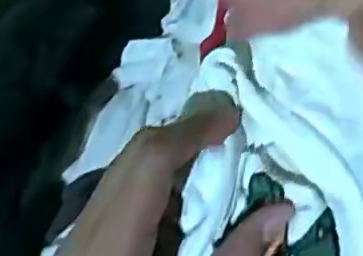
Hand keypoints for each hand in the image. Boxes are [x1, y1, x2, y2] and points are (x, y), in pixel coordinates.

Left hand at [60, 92, 291, 255]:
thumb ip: (237, 254)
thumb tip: (284, 209)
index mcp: (116, 238)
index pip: (152, 159)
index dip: (194, 129)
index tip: (234, 121)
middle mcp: (91, 228)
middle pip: (137, 154)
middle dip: (185, 136)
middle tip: (226, 138)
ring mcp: (78, 239)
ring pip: (125, 171)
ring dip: (169, 162)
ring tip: (208, 173)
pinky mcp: (77, 250)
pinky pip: (117, 196)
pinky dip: (152, 189)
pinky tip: (175, 216)